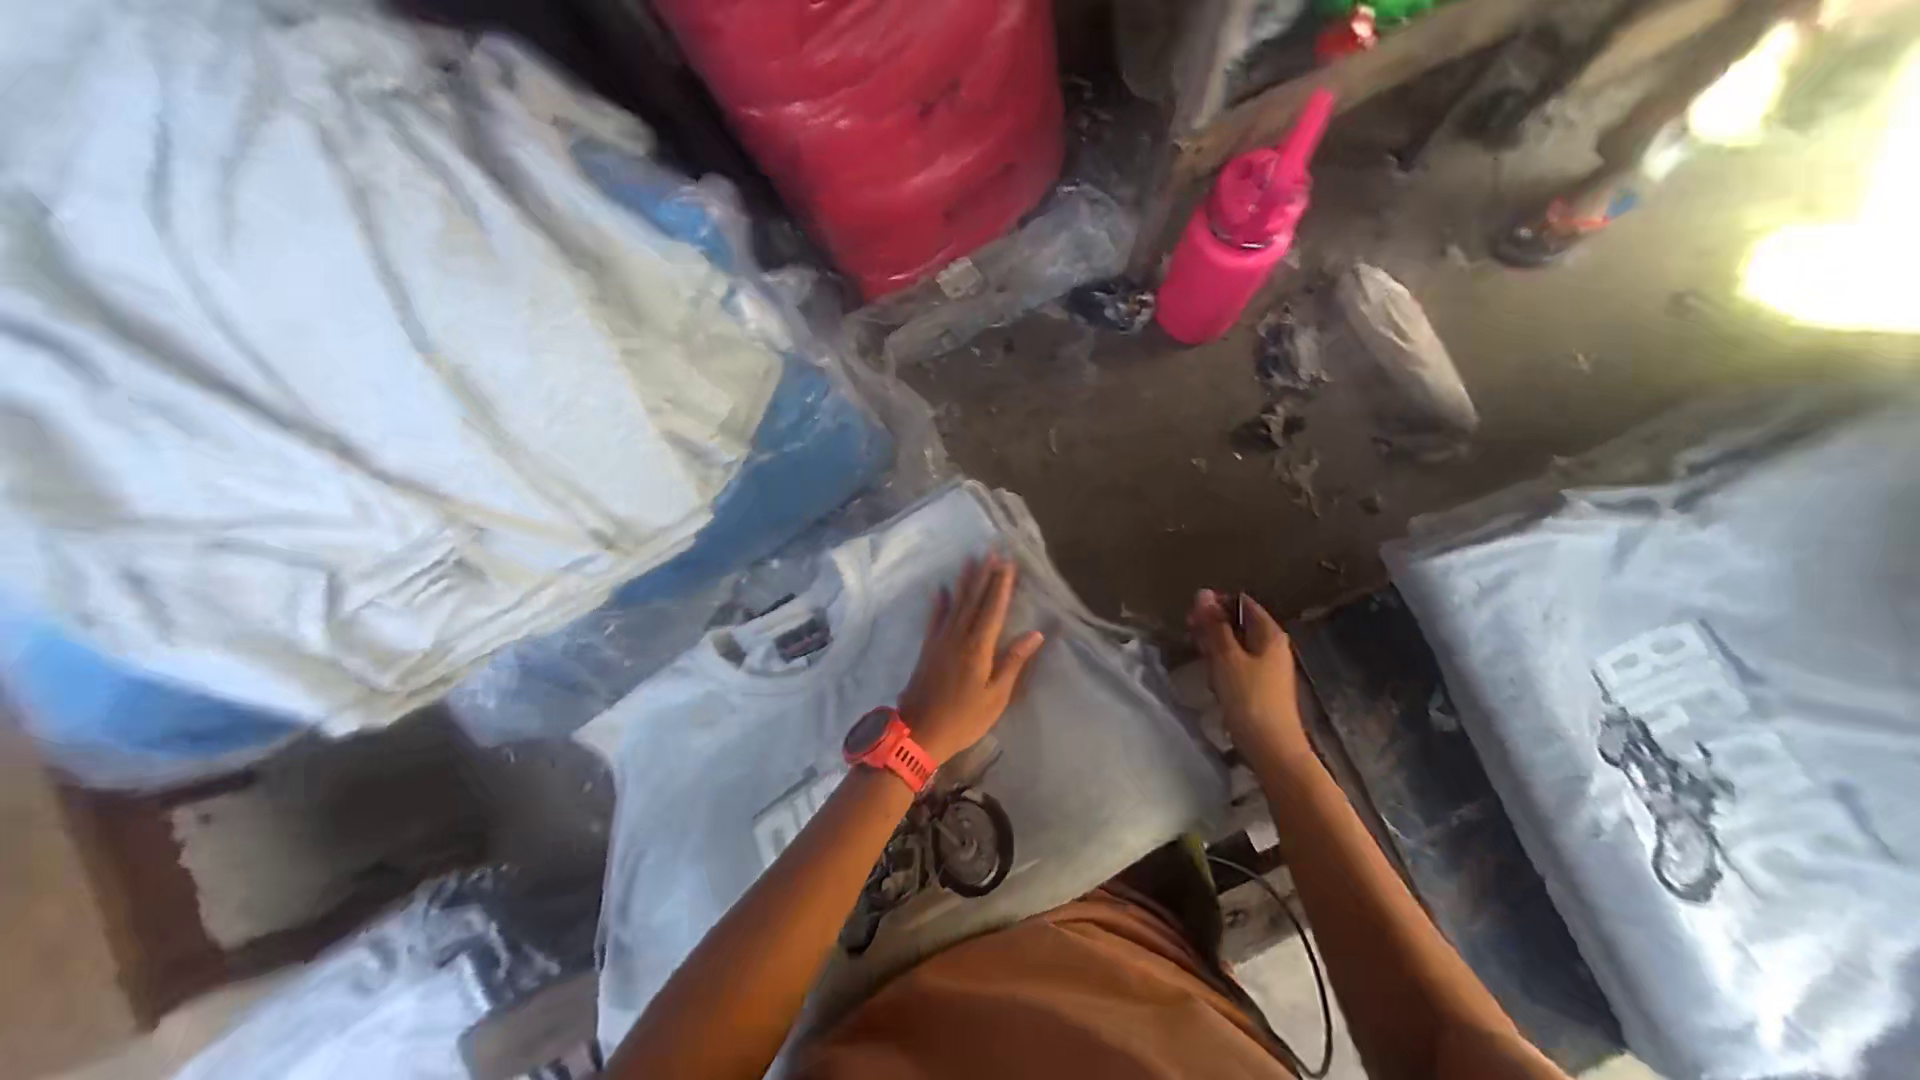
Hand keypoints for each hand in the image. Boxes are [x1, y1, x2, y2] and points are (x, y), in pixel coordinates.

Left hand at [898, 554, 1045, 764]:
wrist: (918, 733)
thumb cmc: (964, 719)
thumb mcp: (996, 696)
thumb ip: (1013, 662)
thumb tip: (1035, 634)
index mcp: (978, 647)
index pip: (994, 609)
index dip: (1002, 585)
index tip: (1009, 563)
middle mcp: (958, 636)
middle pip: (974, 599)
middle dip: (985, 574)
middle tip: (992, 549)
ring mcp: (939, 640)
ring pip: (955, 603)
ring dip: (965, 580)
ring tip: (971, 558)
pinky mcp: (927, 648)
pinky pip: (935, 617)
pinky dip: (940, 601)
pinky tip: (942, 588)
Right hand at [1187, 589, 1308, 762]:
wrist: (1272, 749)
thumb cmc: (1250, 698)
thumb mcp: (1227, 658)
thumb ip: (1215, 626)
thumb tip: (1202, 594)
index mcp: (1270, 634)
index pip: (1242, 603)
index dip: (1217, 603)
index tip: (1192, 614)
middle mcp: (1272, 647)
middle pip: (1239, 624)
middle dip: (1213, 626)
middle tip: (1190, 634)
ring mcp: (1267, 669)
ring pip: (1236, 646)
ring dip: (1215, 647)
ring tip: (1199, 657)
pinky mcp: (1260, 688)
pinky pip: (1237, 666)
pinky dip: (1222, 666)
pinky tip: (1211, 678)